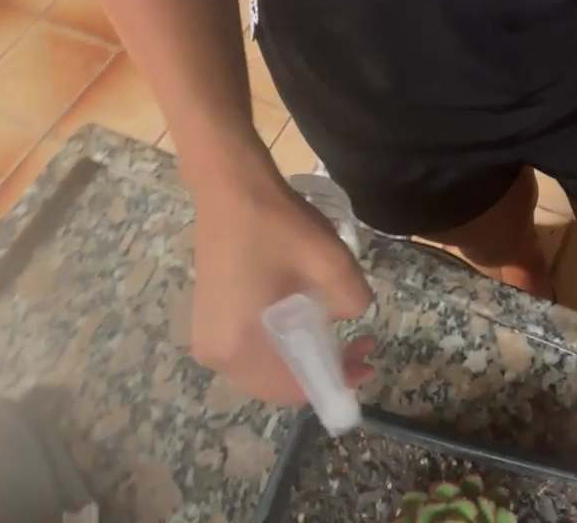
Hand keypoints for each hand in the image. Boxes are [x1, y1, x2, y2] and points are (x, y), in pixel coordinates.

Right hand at [187, 145, 374, 402]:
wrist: (232, 190)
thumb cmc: (278, 226)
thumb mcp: (330, 260)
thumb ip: (352, 298)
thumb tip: (352, 316)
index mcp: (240, 347)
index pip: (294, 386)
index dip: (336, 380)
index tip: (369, 364)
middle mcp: (216, 355)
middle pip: (278, 382)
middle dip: (324, 368)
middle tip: (362, 344)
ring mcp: (208, 338)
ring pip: (266, 366)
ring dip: (305, 354)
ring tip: (340, 329)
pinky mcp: (211, 320)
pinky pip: (253, 348)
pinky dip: (284, 342)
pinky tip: (309, 318)